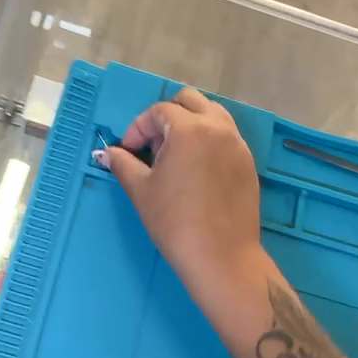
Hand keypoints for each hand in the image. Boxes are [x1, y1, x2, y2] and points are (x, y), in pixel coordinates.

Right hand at [99, 87, 265, 287]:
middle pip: (190, 101)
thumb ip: (124, 164)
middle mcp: (217, 127)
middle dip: (167, 116)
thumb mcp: (141, 190)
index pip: (159, 112)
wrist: (221, 256)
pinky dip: (208, 140)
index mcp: (189, 129)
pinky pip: (226, 136)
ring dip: (190, 124)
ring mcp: (237, 144)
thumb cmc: (175, 222)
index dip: (138, 128)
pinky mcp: (248, 162)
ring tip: (176, 155)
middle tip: (154, 146)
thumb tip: (110, 153)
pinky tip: (197, 171)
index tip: (129, 152)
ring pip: (212, 114)